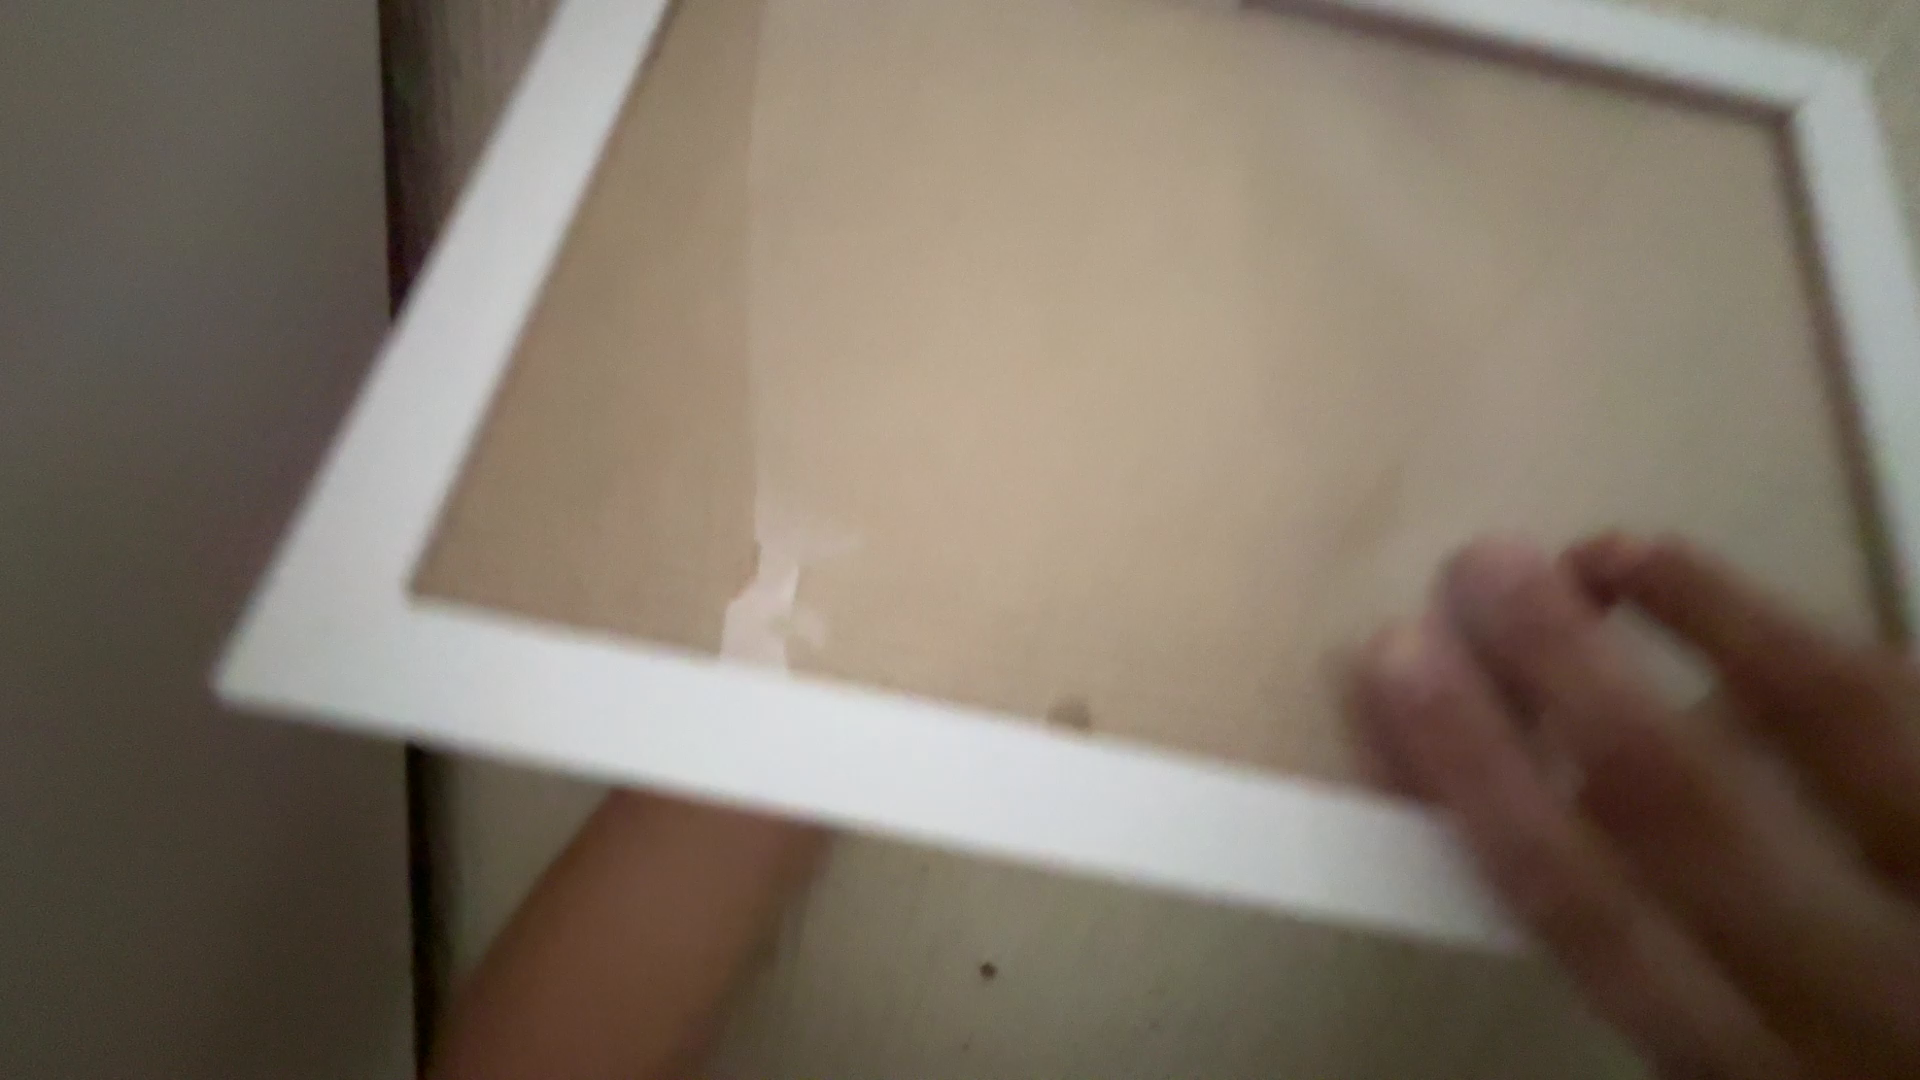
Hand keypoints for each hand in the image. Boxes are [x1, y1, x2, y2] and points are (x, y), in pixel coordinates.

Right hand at [1354, 535, 1919, 1078]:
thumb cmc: (1780, 1045)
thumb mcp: (1680, 1038)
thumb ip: (1594, 922)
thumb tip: (1477, 761)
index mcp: (1734, 1058)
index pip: (1569, 897)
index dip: (1471, 766)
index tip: (1392, 656)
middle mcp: (1862, 1002)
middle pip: (1678, 803)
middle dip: (1561, 664)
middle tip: (1480, 563)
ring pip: (1848, 741)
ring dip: (1715, 622)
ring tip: (1606, 549)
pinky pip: (1915, 721)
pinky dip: (1820, 645)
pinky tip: (1728, 600)